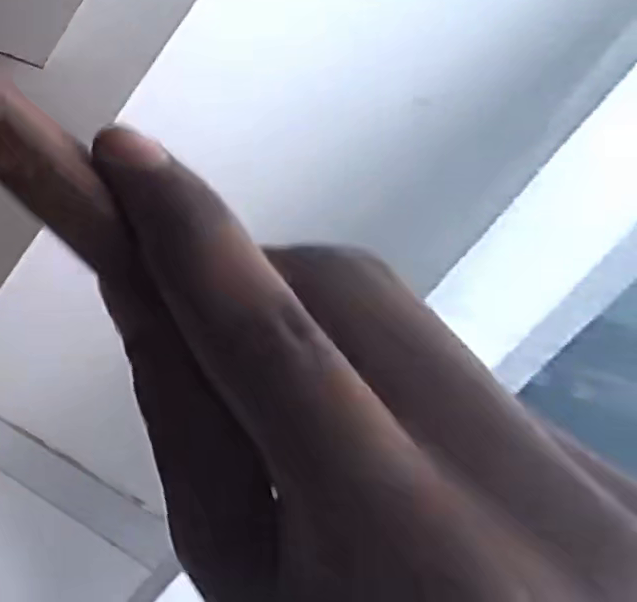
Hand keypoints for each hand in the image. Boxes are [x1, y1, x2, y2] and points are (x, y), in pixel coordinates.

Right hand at [89, 126, 636, 600]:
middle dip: (243, 269)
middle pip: (345, 290)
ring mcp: (608, 485)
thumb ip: (179, 418)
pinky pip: (456, 370)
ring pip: (401, 323)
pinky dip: (377, 374)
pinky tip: (386, 458)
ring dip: (308, 322)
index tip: (123, 150)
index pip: (268, 336)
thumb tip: (135, 285)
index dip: (187, 229)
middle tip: (193, 318)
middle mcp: (538, 499)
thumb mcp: (230, 564)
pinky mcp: (627, 476)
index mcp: (409, 544)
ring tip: (295, 416)